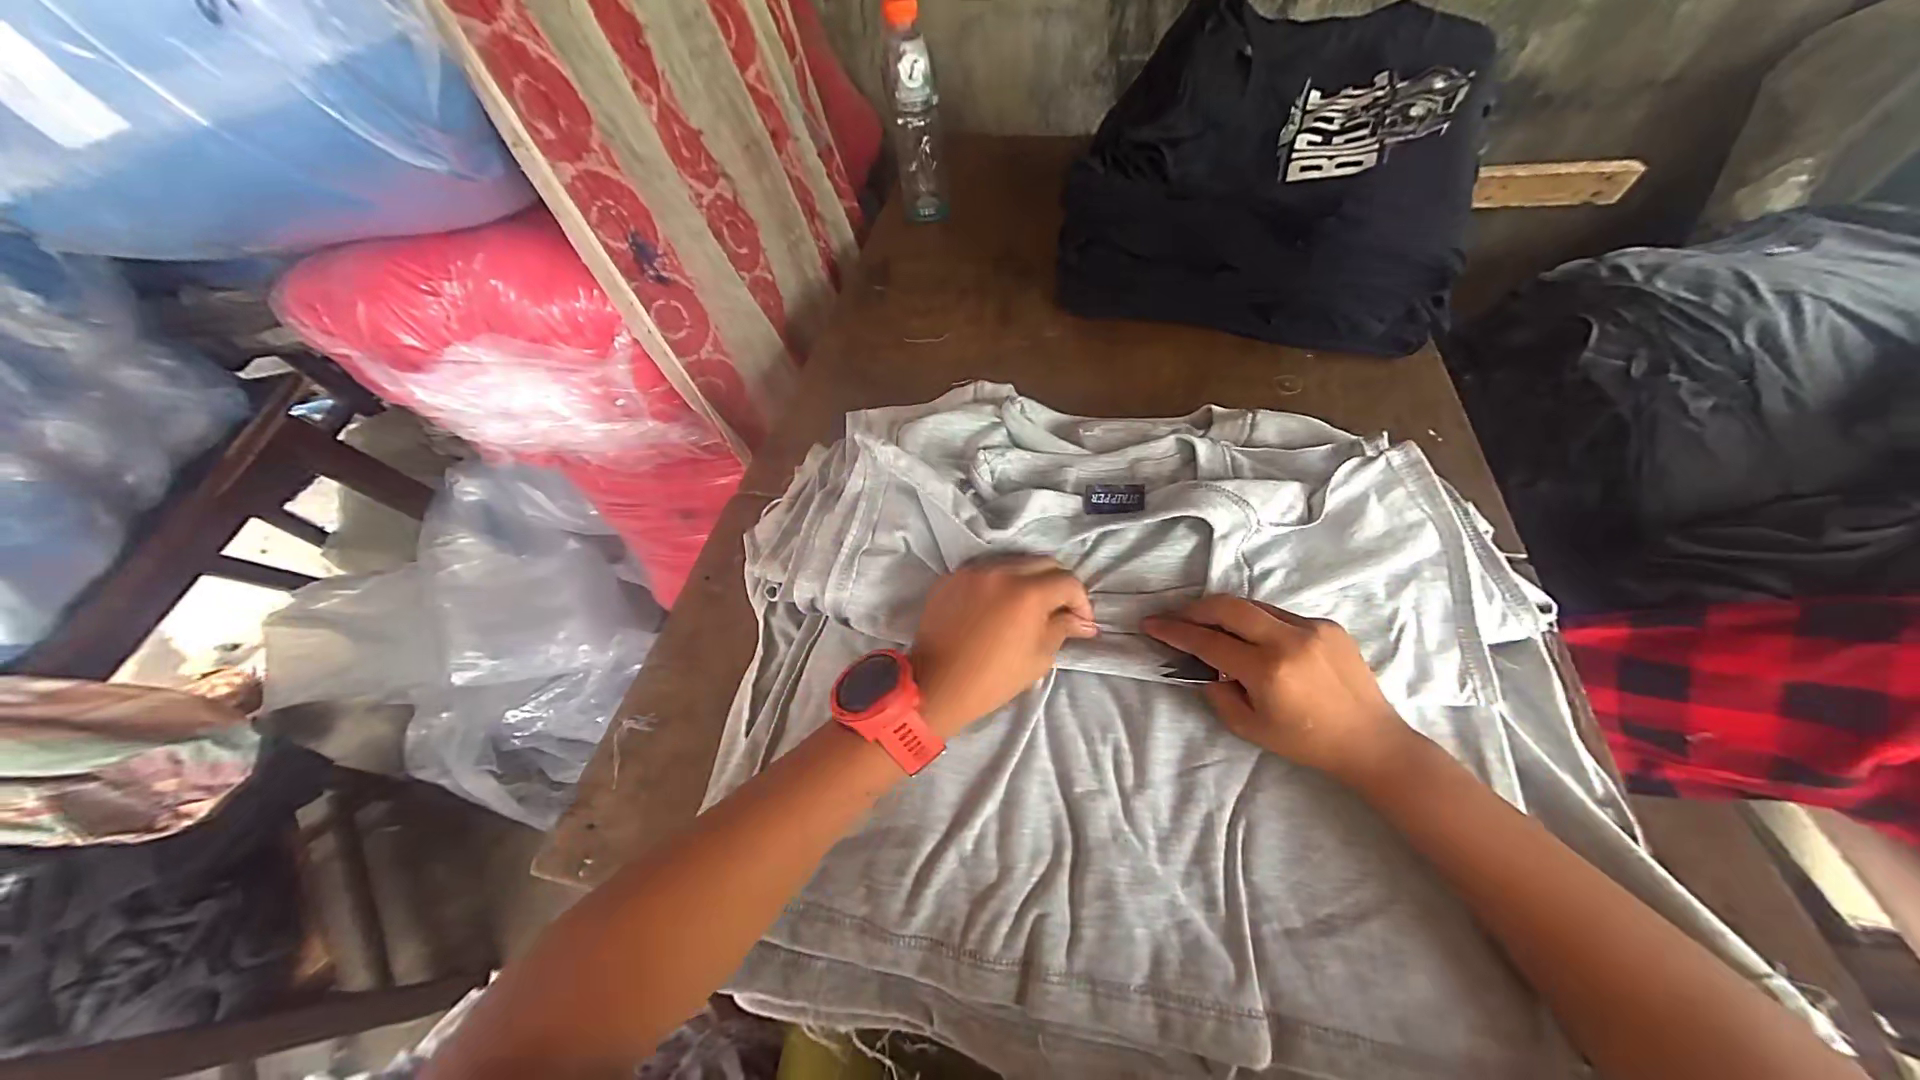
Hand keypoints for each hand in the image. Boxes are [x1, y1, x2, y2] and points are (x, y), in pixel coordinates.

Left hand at [910, 555, 1097, 735]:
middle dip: (1057, 585)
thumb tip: (1083, 621)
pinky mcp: (952, 578)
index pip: (1067, 581)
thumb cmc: (993, 678)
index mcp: (1027, 592)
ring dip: (1028, 579)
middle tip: (1059, 610)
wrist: (936, 685)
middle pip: (1043, 563)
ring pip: (1013, 562)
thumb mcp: (1038, 656)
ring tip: (1028, 606)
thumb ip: (1062, 628)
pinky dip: (998, 583)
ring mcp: (972, 571)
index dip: (1081, 601)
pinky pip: (985, 571)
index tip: (1080, 621)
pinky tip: (997, 606)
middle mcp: (1000, 571)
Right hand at [1142, 596, 1416, 785]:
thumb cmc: (1306, 741)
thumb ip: (1217, 691)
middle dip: (1194, 609)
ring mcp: (1312, 627)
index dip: (1175, 631)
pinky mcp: (1328, 625)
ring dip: (1226, 614)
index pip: (1208, 640)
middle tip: (1175, 617)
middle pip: (1228, 607)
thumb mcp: (1249, 726)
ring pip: (1253, 606)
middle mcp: (1290, 640)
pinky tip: (1255, 640)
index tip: (1151, 623)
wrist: (1371, 741)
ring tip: (1210, 627)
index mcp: (1268, 670)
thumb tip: (1202, 663)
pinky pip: (1279, 615)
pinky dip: (1257, 623)